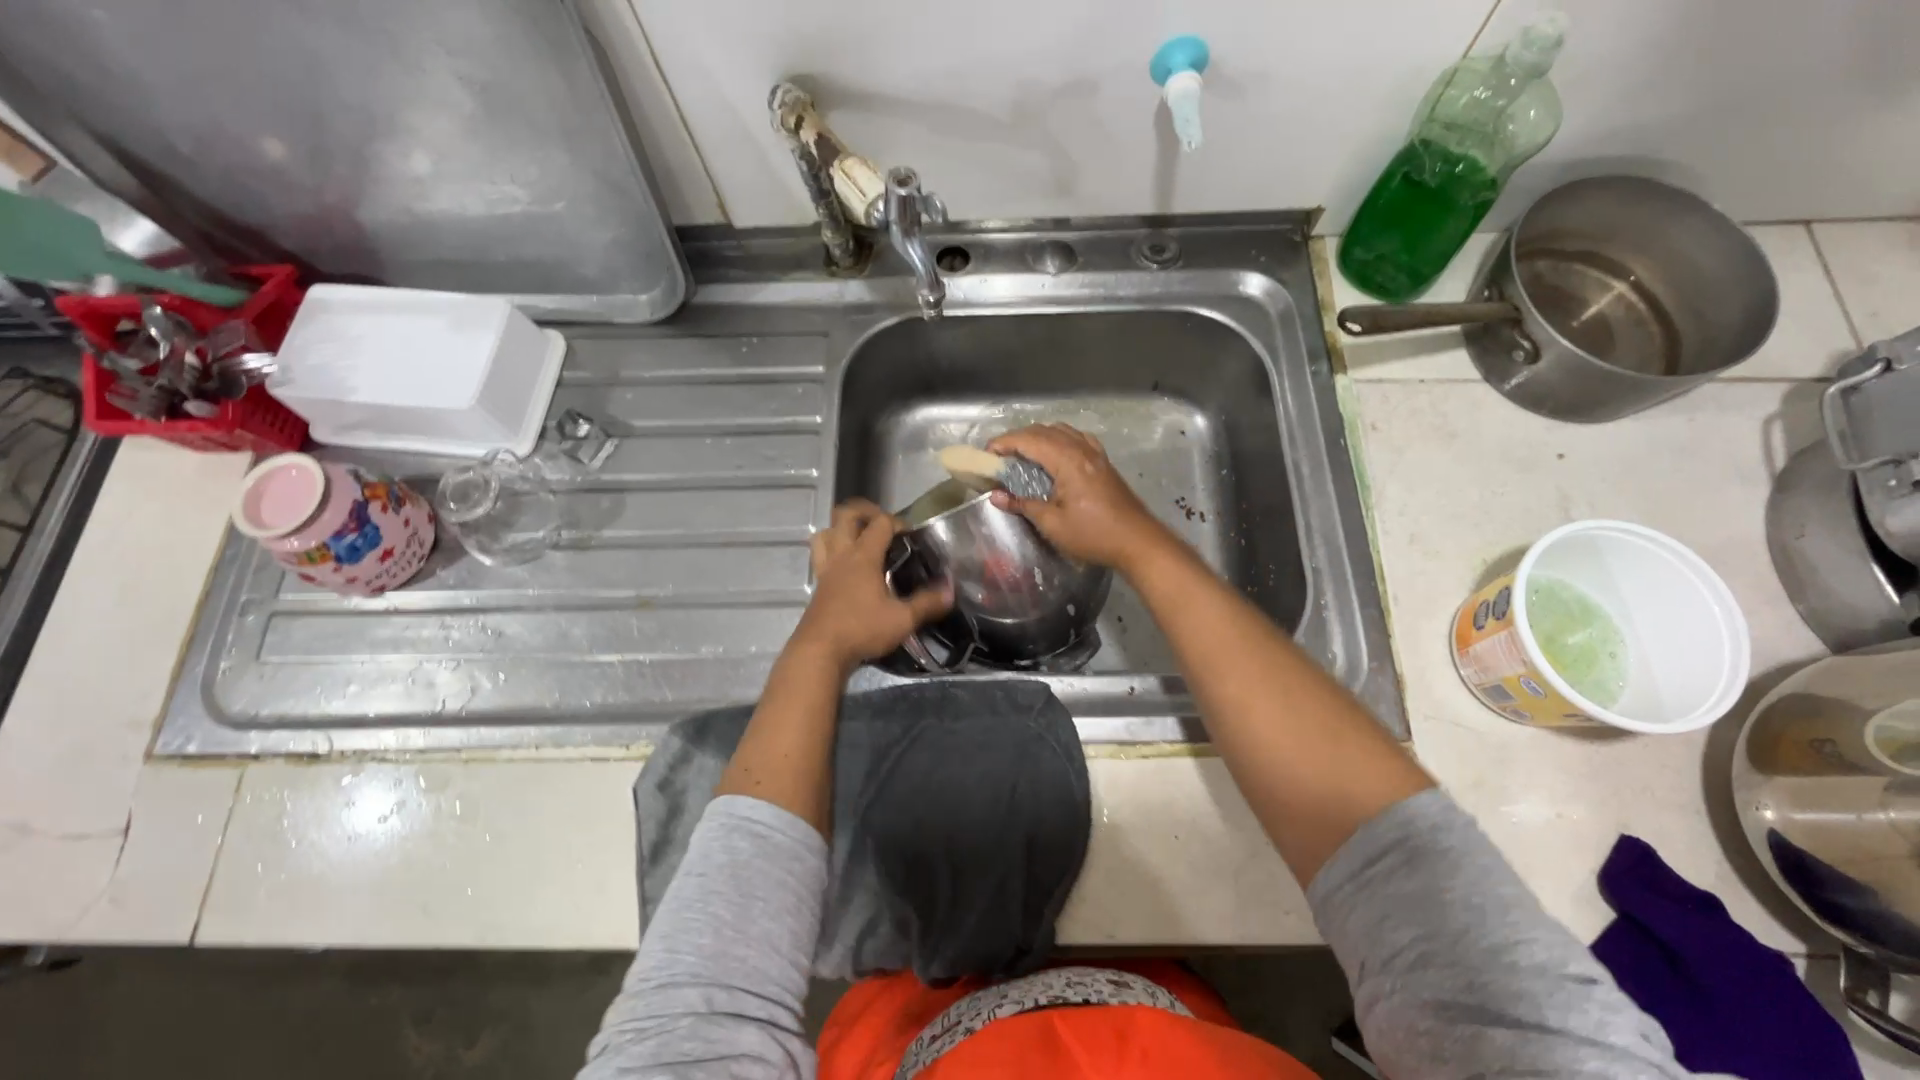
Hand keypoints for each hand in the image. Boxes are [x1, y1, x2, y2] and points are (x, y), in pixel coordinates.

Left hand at [792, 499, 951, 671]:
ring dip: (841, 529)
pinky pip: (820, 555)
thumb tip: (950, 591)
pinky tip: (846, 568)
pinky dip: (832, 551)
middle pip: (845, 515)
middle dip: (865, 512)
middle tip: (883, 525)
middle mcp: (841, 555)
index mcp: (863, 556)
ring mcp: (825, 569)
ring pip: (825, 532)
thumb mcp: (902, 620)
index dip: (898, 522)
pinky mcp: (818, 585)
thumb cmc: (862, 630)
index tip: (912, 537)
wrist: (819, 652)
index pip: (881, 522)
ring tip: (859, 540)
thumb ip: (927, 603)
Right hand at [986, 424, 1172, 571]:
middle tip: (999, 455)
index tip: (986, 453)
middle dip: (1018, 438)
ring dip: (1038, 437)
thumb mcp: (1052, 524)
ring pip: (1061, 431)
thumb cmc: (1093, 535)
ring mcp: (1095, 454)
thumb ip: (1023, 505)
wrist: (1137, 541)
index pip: (1029, 440)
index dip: (1004, 442)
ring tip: (1022, 454)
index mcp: (1067, 460)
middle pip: (1044, 431)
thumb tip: (996, 496)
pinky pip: (1076, 438)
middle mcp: (1082, 449)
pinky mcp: (1103, 462)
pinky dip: (1059, 440)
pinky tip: (1054, 454)